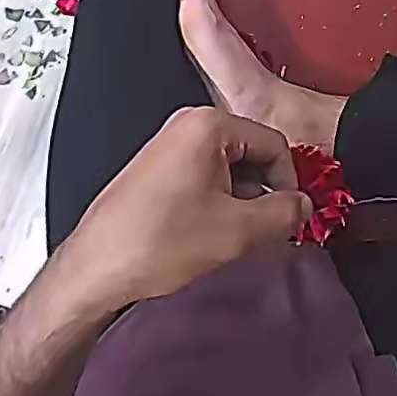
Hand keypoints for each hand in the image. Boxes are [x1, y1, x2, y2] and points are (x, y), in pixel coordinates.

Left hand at [53, 107, 312, 311]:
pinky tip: (206, 233)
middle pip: (251, 153)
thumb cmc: (159, 243)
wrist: (93, 271)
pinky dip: (216, 201)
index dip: (288, 182)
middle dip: (261, 193)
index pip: (274, 144)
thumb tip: (304, 206)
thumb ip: (284, 214)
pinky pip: (205, 174)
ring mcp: (170, 144)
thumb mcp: (237, 231)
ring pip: (229, 167)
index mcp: (209, 125)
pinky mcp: (157, 166)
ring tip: (228, 237)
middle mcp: (188, 124)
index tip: (289, 216)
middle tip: (259, 231)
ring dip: (239, 200)